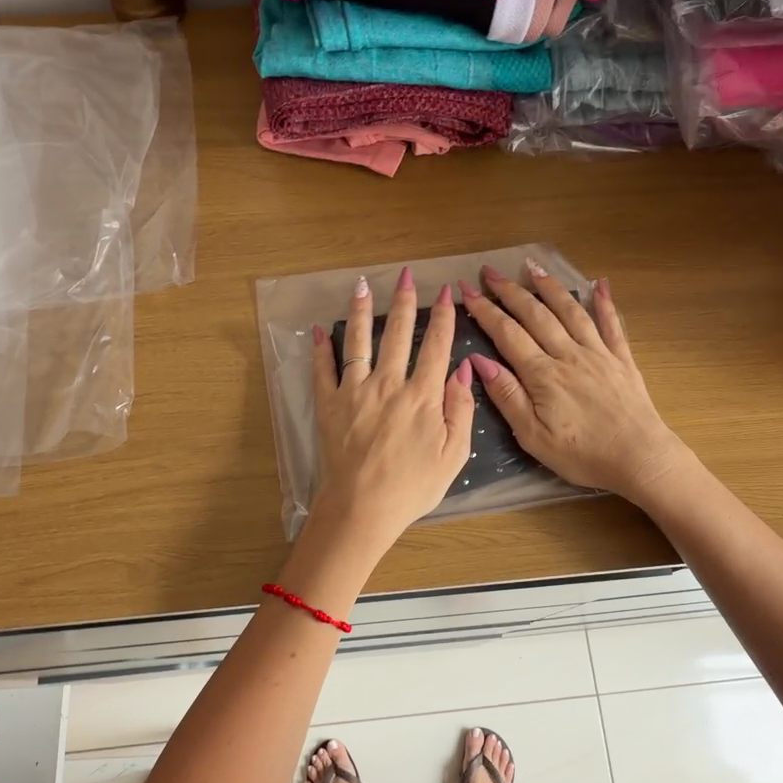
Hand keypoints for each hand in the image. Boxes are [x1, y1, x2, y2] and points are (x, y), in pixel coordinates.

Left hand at [310, 266, 474, 552]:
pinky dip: (321, 348)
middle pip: (398, 334)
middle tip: (406, 275)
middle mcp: (389, 385)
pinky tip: (318, 329)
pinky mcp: (329, 405)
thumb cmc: (412, 488)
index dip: (442, 317)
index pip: (436, 346)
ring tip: (362, 285)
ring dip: (361, 311)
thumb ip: (460, 410)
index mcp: (422, 397)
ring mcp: (355, 392)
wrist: (362, 507)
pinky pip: (323, 370)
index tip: (446, 293)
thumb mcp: (453, 455)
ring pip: (358, 342)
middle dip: (404, 301)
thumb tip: (464, 370)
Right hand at [459, 260, 691, 503]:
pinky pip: (611, 324)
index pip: (507, 334)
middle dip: (509, 291)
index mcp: (543, 375)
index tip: (466, 290)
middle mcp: (569, 355)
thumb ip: (507, 396)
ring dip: (549, 287)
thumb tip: (478, 361)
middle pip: (535, 315)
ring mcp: (598, 354)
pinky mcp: (622, 360)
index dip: (485, 310)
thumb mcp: (533, 436)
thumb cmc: (583, 456)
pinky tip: (599, 284)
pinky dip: (604, 302)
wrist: (640, 459)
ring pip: (570, 311)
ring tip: (532, 267)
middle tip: (489, 272)